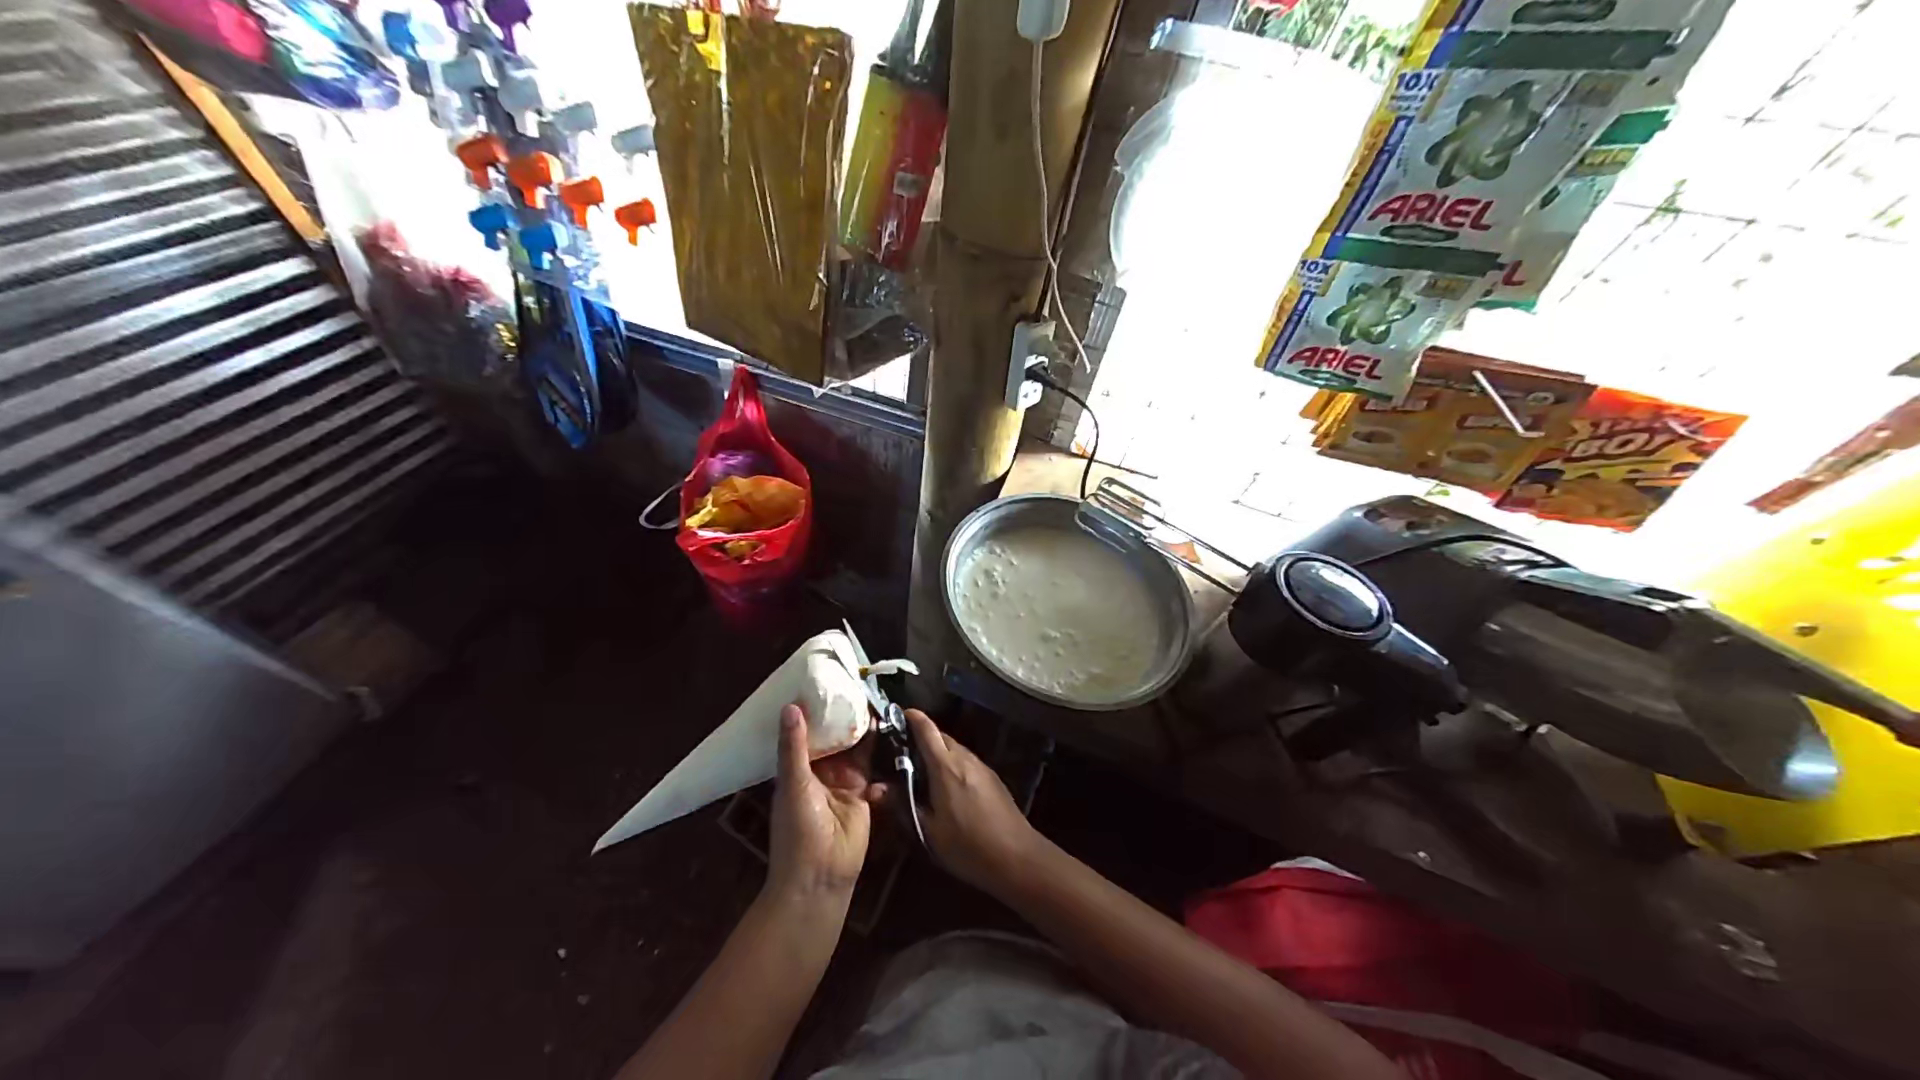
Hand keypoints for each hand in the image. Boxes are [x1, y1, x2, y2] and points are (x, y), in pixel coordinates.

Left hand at [768, 704, 886, 906]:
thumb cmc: (798, 829)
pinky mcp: (864, 794)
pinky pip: (873, 769)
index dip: (818, 709)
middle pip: (836, 737)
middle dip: (846, 717)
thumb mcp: (793, 783)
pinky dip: (879, 755)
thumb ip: (794, 746)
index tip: (830, 682)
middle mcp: (821, 771)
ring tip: (879, 706)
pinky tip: (889, 735)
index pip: (808, 731)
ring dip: (865, 733)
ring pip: (857, 749)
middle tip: (861, 687)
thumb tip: (791, 706)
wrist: (820, 875)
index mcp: (798, 767)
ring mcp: (844, 782)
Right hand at [907, 709, 1046, 894]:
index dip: (911, 718)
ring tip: (919, 767)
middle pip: (941, 736)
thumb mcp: (927, 829)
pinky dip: (951, 762)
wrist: (1016, 858)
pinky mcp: (992, 778)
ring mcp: (982, 767)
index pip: (927, 729)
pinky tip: (945, 783)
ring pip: (954, 748)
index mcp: (946, 767)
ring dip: (937, 751)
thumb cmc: (967, 845)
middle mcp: (965, 759)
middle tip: (901, 749)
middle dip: (921, 736)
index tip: (896, 714)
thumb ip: (900, 804)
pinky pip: (966, 761)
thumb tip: (872, 788)